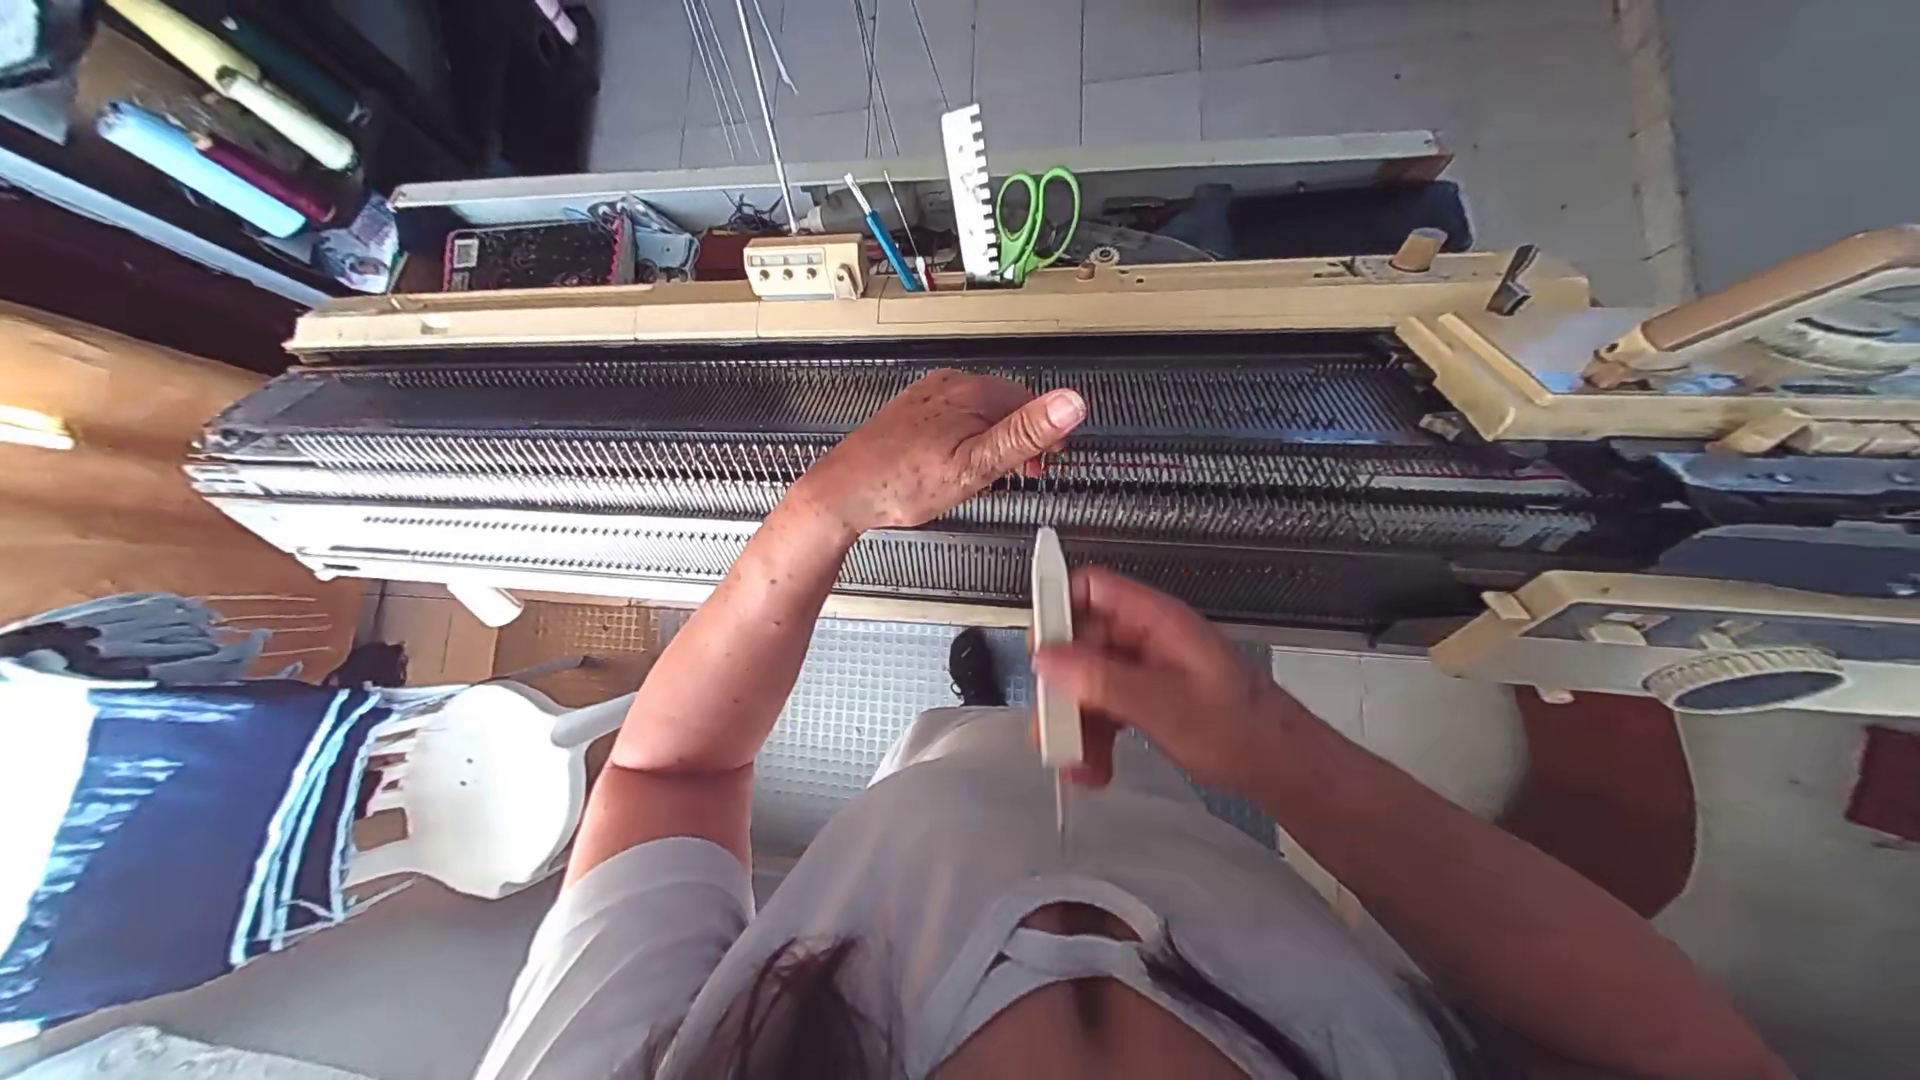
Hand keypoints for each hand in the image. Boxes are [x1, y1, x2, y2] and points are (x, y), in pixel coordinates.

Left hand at [787, 369, 1085, 537]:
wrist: (845, 492)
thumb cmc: (900, 484)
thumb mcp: (975, 466)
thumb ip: (1025, 434)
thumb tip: (1070, 403)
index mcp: (971, 393)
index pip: (1031, 402)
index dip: (1045, 435)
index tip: (1047, 460)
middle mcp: (949, 386)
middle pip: (1007, 405)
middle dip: (1020, 438)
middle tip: (1022, 473)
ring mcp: (928, 397)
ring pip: (980, 412)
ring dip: (994, 439)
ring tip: (990, 473)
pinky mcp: (913, 412)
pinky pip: (955, 418)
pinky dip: (968, 438)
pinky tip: (958, 462)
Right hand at [1032, 566, 1326, 796]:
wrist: (1279, 768)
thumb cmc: (1244, 729)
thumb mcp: (1167, 705)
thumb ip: (1105, 680)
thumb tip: (1049, 658)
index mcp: (1155, 620)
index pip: (1092, 588)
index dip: (1059, 607)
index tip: (1038, 646)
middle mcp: (1143, 638)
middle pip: (1078, 642)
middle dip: (1061, 686)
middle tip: (1053, 722)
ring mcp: (1139, 668)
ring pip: (1083, 680)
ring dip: (1074, 722)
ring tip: (1078, 761)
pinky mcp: (1138, 695)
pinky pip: (1098, 706)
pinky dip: (1090, 736)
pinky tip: (1093, 767)